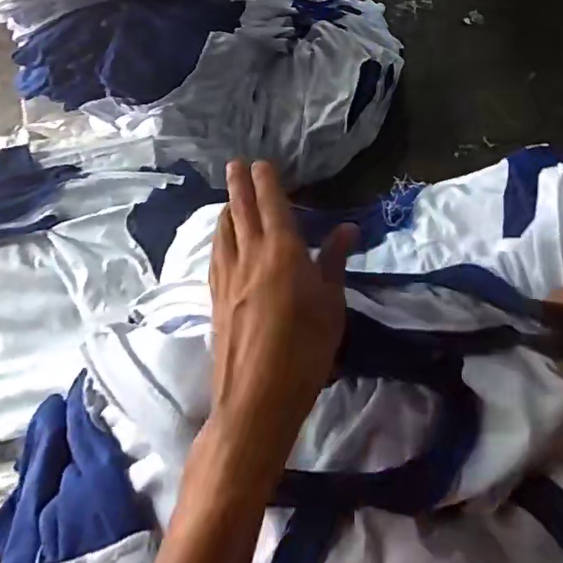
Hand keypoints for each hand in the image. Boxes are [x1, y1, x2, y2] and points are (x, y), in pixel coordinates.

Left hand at [207, 160, 354, 456]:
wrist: (256, 400)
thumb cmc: (305, 348)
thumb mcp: (331, 304)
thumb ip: (333, 262)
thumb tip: (345, 229)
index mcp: (282, 252)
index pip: (271, 205)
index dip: (266, 182)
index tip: (261, 162)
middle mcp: (250, 258)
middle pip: (240, 212)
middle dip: (238, 185)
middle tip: (235, 165)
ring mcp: (228, 280)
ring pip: (223, 234)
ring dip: (227, 210)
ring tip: (229, 200)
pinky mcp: (216, 302)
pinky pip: (217, 257)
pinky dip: (220, 238)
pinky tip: (222, 243)